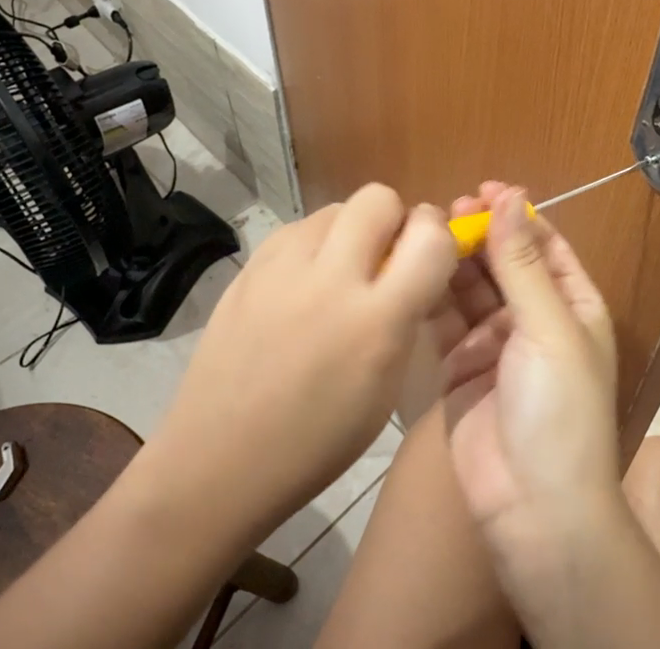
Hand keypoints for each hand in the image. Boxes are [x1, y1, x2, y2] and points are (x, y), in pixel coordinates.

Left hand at [152, 183, 458, 533]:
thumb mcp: (388, 386)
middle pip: (379, 198)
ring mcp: (280, 269)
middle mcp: (330, 279)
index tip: (433, 258)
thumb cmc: (318, 441)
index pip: (431, 236)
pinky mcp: (247, 269)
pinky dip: (313, 245)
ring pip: (335, 208)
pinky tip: (303, 285)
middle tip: (388, 260)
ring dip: (352, 230)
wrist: (219, 461)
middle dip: (395, 219)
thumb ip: (409, 314)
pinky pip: (296, 229)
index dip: (441, 237)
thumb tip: (420, 266)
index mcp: (376, 321)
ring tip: (341, 274)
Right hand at [432, 183, 621, 554]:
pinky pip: (445, 324)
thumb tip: (512, 198)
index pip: (546, 247)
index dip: (518, 216)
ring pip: (472, 290)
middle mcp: (535, 321)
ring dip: (453, 261)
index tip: (486, 189)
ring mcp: (496, 347)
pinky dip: (432, 297)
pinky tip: (412, 271)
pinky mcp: (460, 371)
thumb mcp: (548, 328)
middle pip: (505, 264)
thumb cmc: (558, 410)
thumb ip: (523, 264)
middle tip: (447, 209)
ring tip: (426, 232)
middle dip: (480, 235)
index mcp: (573, 307)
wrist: (533, 507)